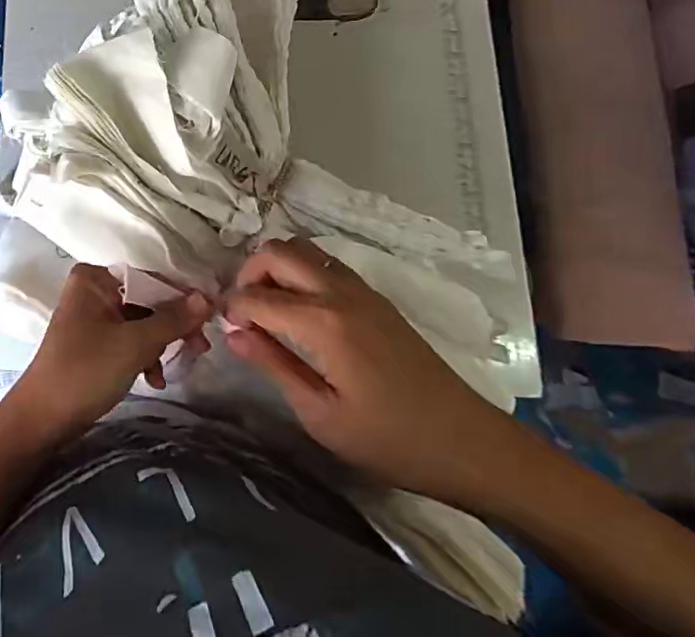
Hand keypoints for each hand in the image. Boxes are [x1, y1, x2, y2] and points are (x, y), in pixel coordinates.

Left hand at [8, 264, 212, 437]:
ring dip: (160, 344)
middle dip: (173, 326)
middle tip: (200, 349)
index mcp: (94, 278)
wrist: (45, 416)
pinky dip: (143, 355)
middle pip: (146, 299)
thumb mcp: (135, 344)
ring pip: (140, 321)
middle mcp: (91, 289)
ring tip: (175, 367)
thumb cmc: (87, 371)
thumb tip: (206, 298)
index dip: (181, 298)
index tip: (211, 320)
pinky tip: (153, 379)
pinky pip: (128, 338)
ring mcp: (91, 314)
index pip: (149, 278)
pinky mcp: (93, 339)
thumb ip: (172, 320)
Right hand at [223, 238, 527, 504]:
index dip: (231, 308)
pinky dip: (301, 271)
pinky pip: (326, 263)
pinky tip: (300, 309)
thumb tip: (233, 333)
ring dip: (275, 267)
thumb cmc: (391, 441)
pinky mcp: (375, 298)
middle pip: (277, 252)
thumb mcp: (321, 415)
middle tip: (242, 312)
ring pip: (302, 249)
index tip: (224, 328)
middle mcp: (340, 294)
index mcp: (323, 324)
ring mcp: (362, 291)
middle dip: (248, 274)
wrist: (470, 445)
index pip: (256, 296)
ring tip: (268, 306)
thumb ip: (273, 365)